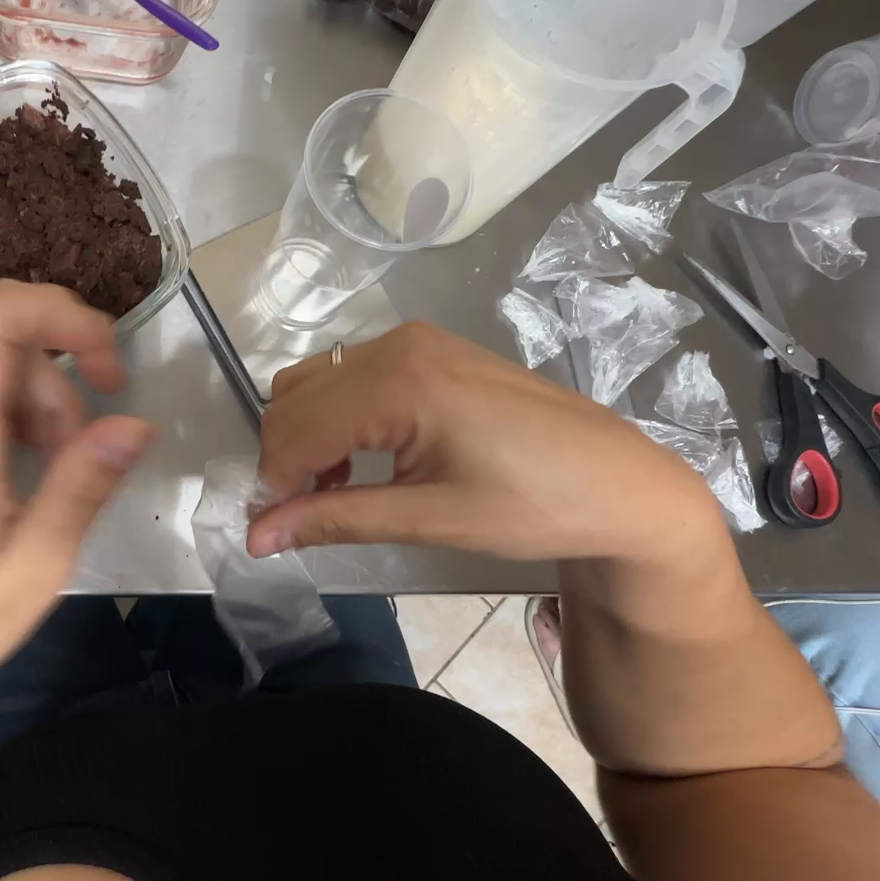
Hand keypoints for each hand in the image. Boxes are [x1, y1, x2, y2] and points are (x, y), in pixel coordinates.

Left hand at [0, 283, 154, 723]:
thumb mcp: (39, 562)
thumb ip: (83, 486)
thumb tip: (136, 424)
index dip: (53, 310)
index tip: (104, 359)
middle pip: (4, 337)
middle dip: (63, 376)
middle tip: (88, 447)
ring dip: (49, 404)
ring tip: (64, 474)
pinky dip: (25, 417)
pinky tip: (38, 472)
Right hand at [248, 321, 724, 563]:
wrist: (623, 485)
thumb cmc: (533, 506)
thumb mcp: (426, 517)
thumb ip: (333, 519)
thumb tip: (256, 538)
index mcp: (399, 382)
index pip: (296, 430)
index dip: (271, 484)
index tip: (264, 533)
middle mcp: (396, 346)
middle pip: (294, 400)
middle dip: (281, 461)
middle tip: (292, 518)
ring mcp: (413, 342)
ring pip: (313, 383)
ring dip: (301, 438)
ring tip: (324, 492)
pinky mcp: (426, 351)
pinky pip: (346, 378)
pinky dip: (331, 420)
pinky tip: (352, 462)